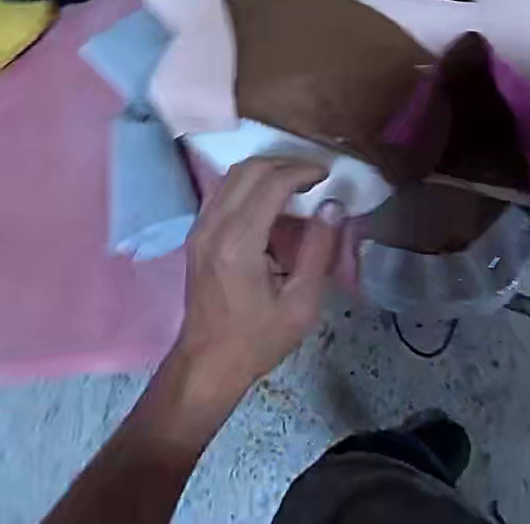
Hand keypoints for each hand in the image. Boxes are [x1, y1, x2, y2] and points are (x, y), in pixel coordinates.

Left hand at [170, 155, 343, 396]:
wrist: (206, 366)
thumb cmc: (257, 339)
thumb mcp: (301, 303)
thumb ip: (319, 250)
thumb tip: (333, 206)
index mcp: (239, 243)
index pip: (272, 183)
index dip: (302, 171)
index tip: (326, 174)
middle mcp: (214, 227)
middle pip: (250, 169)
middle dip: (286, 163)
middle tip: (314, 175)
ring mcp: (200, 228)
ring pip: (233, 174)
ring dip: (267, 169)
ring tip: (297, 182)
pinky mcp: (197, 234)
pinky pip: (224, 190)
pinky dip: (251, 182)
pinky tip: (272, 198)